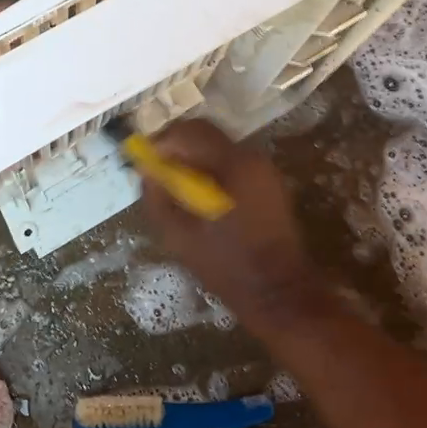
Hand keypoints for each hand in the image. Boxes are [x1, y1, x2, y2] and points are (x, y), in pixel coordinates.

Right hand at [138, 120, 326, 332]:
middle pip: (204, 132)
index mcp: (232, 166)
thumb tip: (145, 169)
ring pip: (217, 145)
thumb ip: (156, 197)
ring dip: (193, 157)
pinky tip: (202, 196)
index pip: (188, 131)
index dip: (161, 140)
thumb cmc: (227, 268)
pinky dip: (211, 168)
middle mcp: (251, 157)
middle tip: (158, 169)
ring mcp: (264, 168)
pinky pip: (231, 161)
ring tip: (177, 185)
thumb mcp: (179, 237)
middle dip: (176, 146)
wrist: (281, 295)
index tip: (146, 159)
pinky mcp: (268, 182)